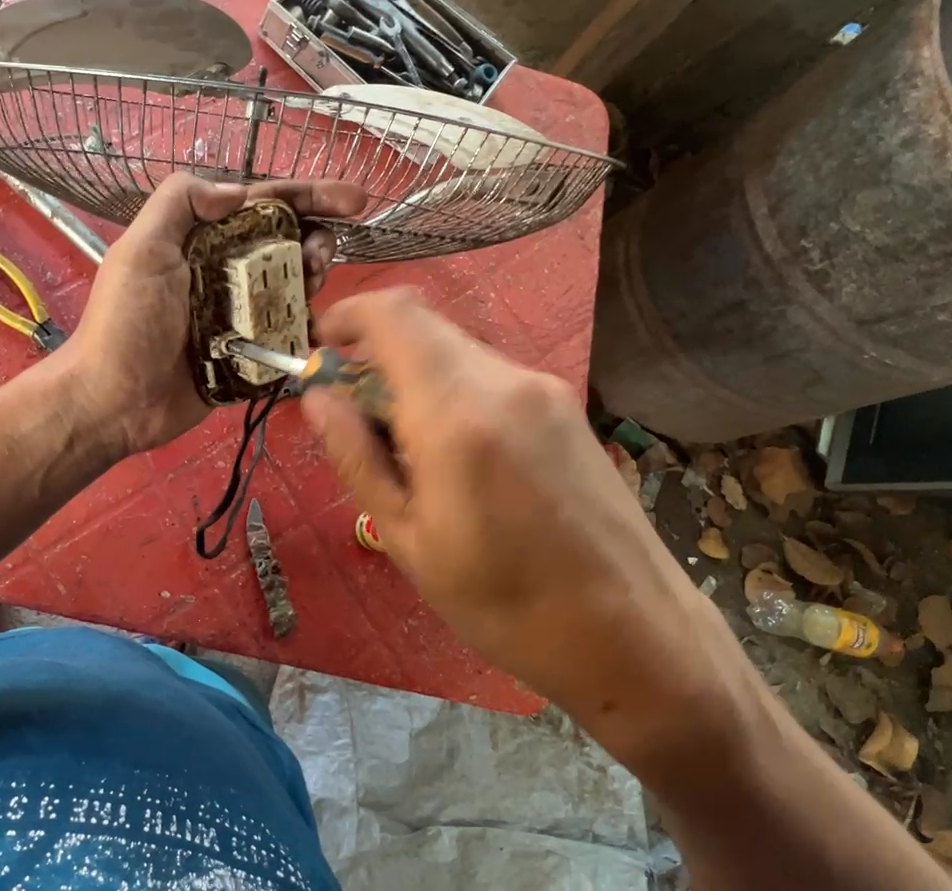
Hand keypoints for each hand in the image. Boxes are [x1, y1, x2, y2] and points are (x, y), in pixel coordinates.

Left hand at [56, 172, 364, 455]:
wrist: (113, 402)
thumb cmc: (125, 324)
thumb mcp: (141, 250)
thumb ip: (180, 202)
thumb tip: (240, 190)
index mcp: (200, 241)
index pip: (261, 206)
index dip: (307, 196)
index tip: (353, 199)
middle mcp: (223, 271)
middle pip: (285, 242)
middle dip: (315, 238)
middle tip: (322, 254)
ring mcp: (239, 314)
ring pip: (293, 285)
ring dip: (313, 277)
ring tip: (313, 282)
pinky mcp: (250, 354)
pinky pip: (290, 332)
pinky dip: (309, 326)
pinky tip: (318, 327)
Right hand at [300, 290, 747, 757]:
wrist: (635, 636)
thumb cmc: (503, 604)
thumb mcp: (408, 539)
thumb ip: (357, 457)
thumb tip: (317, 398)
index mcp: (457, 415)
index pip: (393, 315)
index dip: (347, 314)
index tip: (320, 345)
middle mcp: (505, 383)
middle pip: (424, 328)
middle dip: (376, 353)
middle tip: (352, 412)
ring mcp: (544, 391)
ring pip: (457, 352)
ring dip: (415, 376)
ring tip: (403, 448)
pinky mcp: (568, 409)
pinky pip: (491, 377)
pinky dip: (453, 392)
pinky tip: (453, 455)